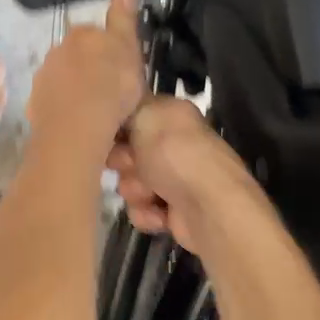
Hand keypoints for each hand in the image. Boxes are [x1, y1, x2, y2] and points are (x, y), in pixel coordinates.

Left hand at [27, 0, 146, 154]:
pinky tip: (79, 122)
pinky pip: (54, 100)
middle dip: (90, 67)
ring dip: (76, 86)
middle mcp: (57, 49)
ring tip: (96, 110)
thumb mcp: (128, 48)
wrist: (78, 126)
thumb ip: (124, 19)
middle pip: (78, 55)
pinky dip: (65, 106)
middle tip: (111, 90)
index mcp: (81, 34)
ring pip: (64, 77)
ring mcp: (44, 76)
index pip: (96, 33)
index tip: (122, 67)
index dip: (111, 49)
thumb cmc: (112, 85)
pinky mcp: (36, 102)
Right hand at [106, 97, 258, 254]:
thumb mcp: (146, 114)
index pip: (132, 115)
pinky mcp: (173, 211)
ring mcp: (174, 179)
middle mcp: (173, 145)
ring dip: (135, 189)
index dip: (117, 126)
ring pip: (130, 182)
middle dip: (124, 161)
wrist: (208, 207)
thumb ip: (129, 105)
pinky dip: (146, 213)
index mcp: (171, 116)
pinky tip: (160, 213)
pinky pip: (140, 209)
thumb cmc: (175, 153)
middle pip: (126, 151)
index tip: (110, 134)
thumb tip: (123, 114)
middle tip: (133, 164)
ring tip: (151, 192)